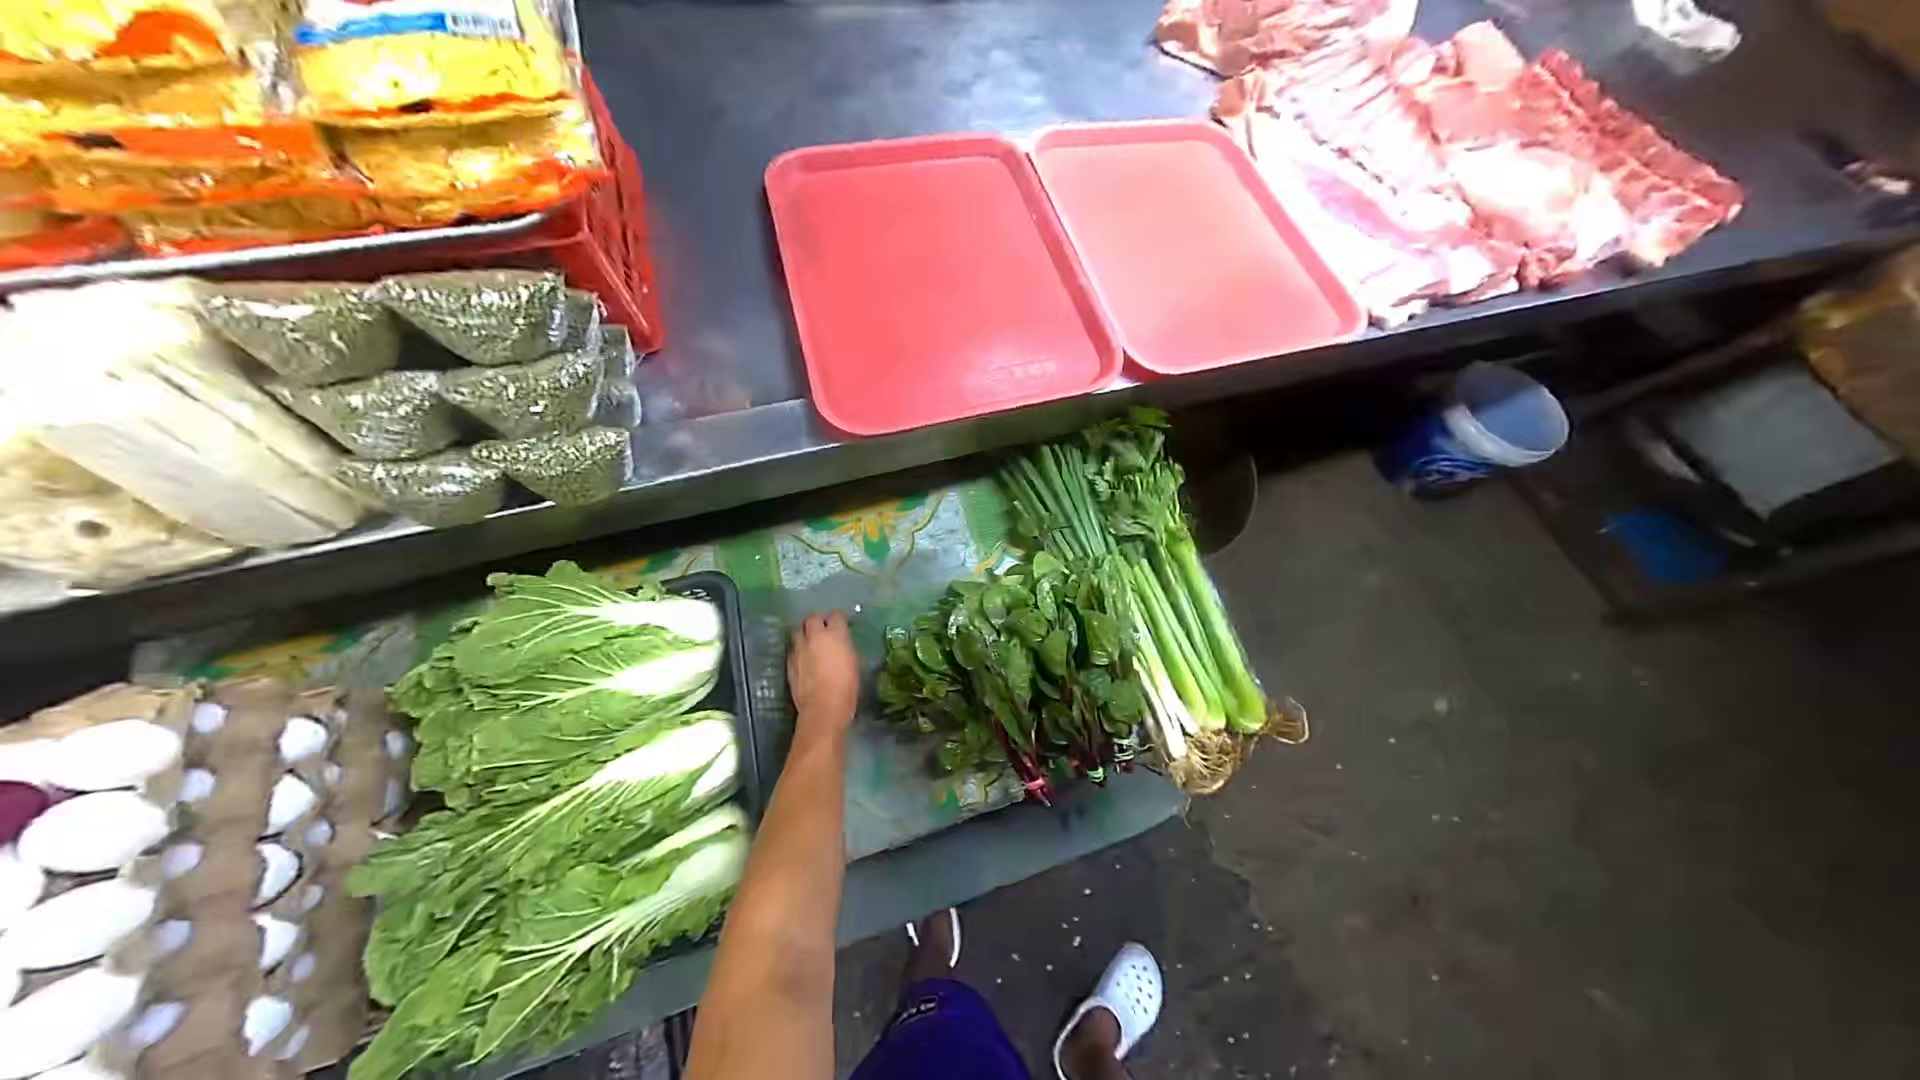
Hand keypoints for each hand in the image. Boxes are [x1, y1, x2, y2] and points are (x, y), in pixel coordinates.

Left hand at [787, 611, 857, 735]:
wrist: (824, 706)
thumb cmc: (847, 686)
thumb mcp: (854, 661)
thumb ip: (845, 646)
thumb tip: (841, 643)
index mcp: (835, 634)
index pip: (836, 615)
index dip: (838, 619)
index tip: (841, 624)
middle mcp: (815, 636)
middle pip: (812, 618)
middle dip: (818, 621)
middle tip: (823, 630)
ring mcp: (799, 648)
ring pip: (798, 630)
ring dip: (805, 633)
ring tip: (810, 641)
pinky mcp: (789, 661)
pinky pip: (793, 648)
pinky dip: (798, 649)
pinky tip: (803, 658)